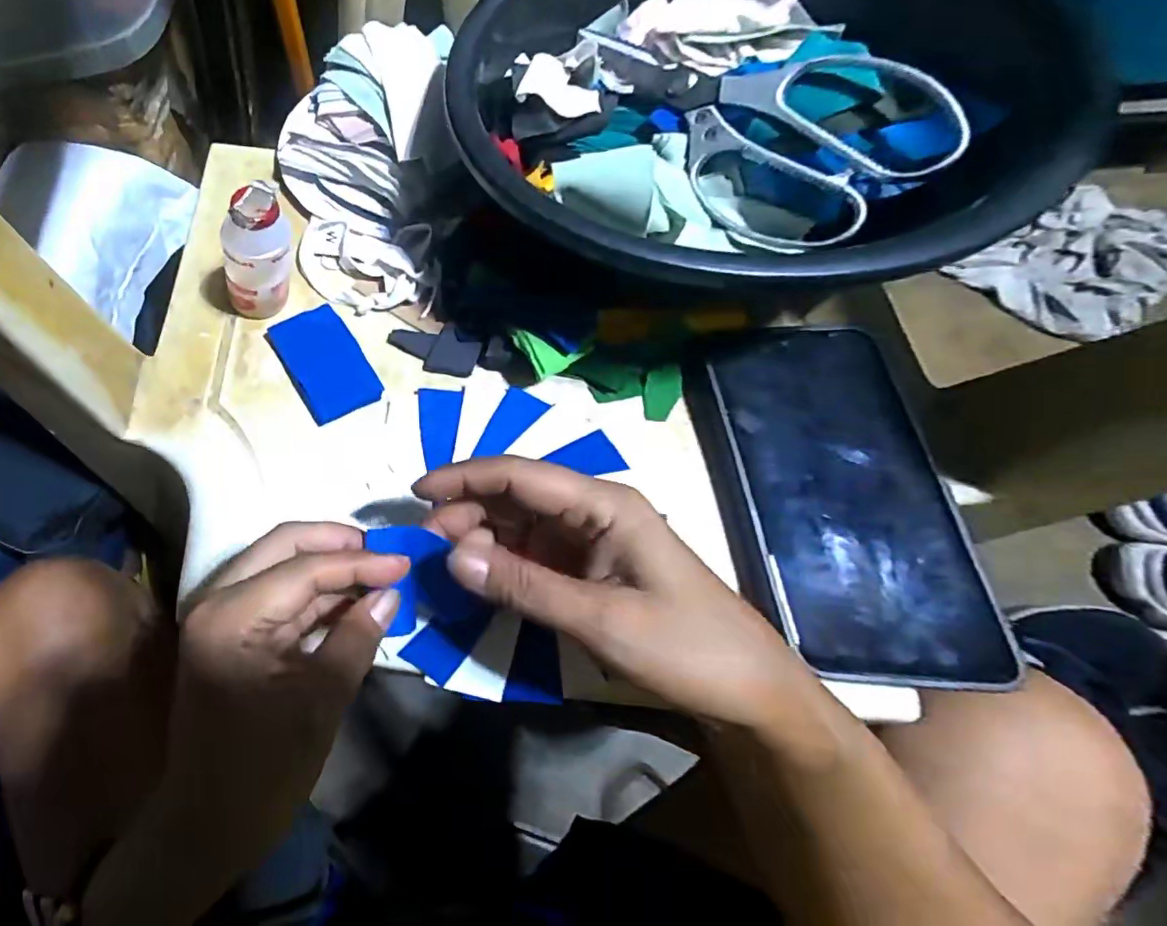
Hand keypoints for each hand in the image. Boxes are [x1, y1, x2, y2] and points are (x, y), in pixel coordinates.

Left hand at [162, 523, 406, 862]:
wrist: (206, 827)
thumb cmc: (265, 769)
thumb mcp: (321, 700)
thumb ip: (357, 636)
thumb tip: (391, 593)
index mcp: (233, 616)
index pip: (305, 568)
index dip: (360, 562)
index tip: (405, 561)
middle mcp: (217, 601)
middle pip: (283, 545)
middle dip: (336, 544)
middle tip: (383, 553)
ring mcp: (217, 614)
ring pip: (278, 564)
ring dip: (326, 565)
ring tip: (375, 572)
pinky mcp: (227, 631)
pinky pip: (274, 593)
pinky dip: (312, 591)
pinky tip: (349, 597)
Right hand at [416, 458, 825, 731]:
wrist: (749, 691)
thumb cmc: (684, 646)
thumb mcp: (599, 619)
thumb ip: (523, 585)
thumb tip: (452, 556)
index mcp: (604, 504)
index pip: (521, 475)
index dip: (466, 477)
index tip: (417, 494)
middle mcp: (594, 511)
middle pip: (517, 496)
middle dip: (468, 511)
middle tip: (426, 544)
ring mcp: (590, 540)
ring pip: (520, 524)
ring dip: (481, 537)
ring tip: (444, 561)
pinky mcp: (588, 569)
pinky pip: (533, 555)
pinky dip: (501, 562)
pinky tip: (477, 576)